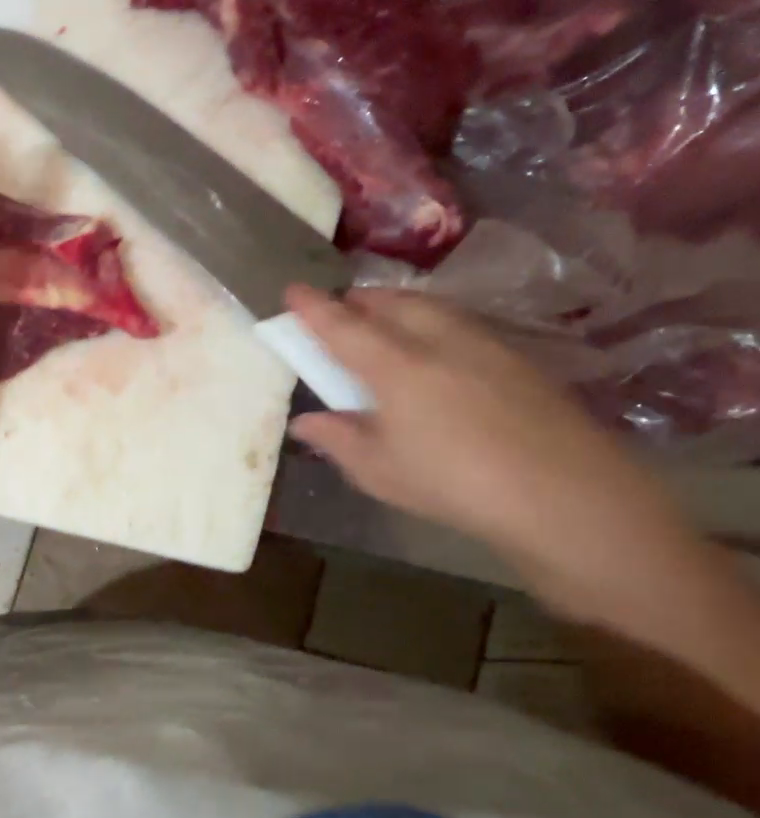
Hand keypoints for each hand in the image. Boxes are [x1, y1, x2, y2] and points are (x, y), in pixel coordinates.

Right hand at [286, 287, 697, 610]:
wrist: (563, 491)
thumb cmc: (452, 482)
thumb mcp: (376, 470)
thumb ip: (337, 438)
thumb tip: (306, 421)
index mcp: (397, 368)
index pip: (344, 327)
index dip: (314, 308)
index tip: (292, 289)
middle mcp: (441, 342)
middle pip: (395, 303)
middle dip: (360, 299)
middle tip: (337, 307)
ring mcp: (486, 346)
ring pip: (433, 308)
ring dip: (399, 306)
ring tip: (380, 320)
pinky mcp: (517, 360)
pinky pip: (461, 325)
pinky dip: (432, 323)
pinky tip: (430, 347)